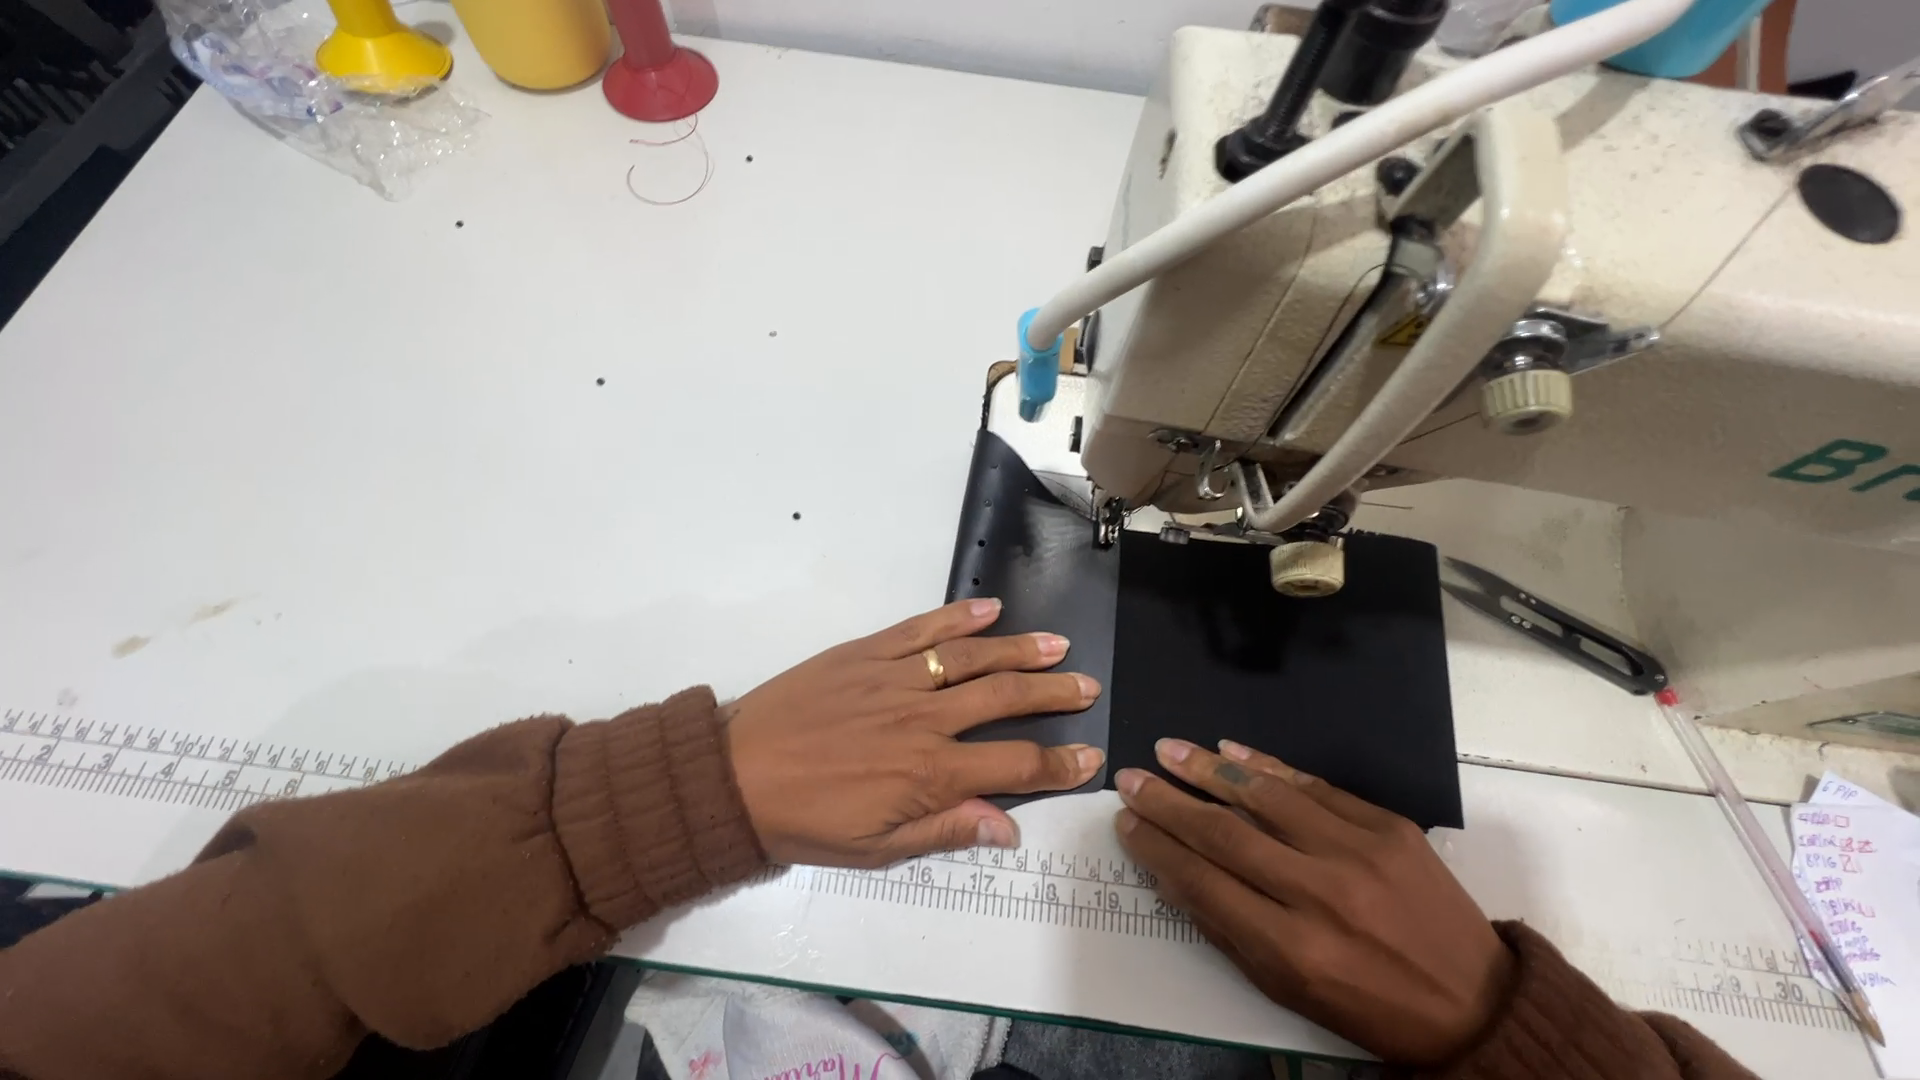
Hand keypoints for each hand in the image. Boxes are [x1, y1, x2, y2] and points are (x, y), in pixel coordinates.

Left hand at [725, 598, 1103, 867]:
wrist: (735, 775)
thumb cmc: (806, 821)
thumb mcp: (875, 848)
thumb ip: (945, 830)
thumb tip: (1009, 826)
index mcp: (929, 773)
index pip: (1014, 766)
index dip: (1058, 763)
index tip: (1089, 756)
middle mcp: (924, 719)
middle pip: (1004, 700)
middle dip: (1053, 694)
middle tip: (1086, 685)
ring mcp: (896, 678)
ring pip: (971, 658)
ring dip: (1019, 650)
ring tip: (1056, 644)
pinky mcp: (867, 652)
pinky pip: (921, 629)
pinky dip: (957, 617)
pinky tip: (989, 609)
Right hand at [1114, 739, 1511, 1066]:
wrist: (1478, 1003)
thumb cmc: (1368, 1007)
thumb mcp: (1286, 990)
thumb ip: (1225, 927)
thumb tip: (1172, 870)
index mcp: (1291, 948)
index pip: (1201, 882)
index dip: (1156, 847)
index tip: (1126, 821)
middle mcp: (1320, 894)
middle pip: (1224, 834)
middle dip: (1167, 802)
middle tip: (1130, 778)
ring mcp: (1358, 852)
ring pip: (1265, 797)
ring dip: (1208, 770)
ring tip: (1169, 750)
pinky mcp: (1387, 826)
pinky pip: (1314, 785)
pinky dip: (1267, 765)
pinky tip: (1230, 750)